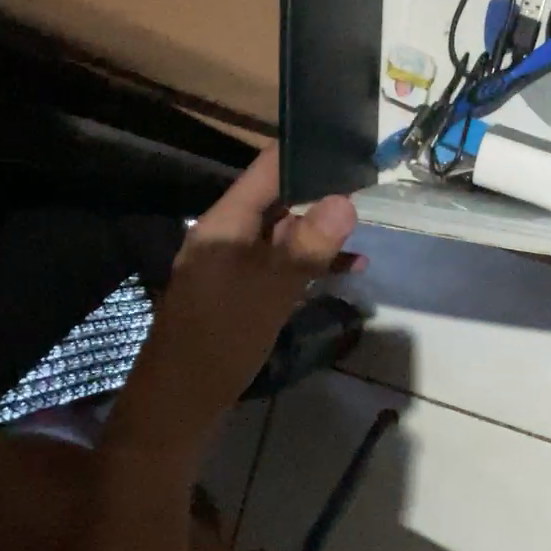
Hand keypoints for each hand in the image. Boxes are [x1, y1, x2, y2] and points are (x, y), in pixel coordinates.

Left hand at [105, 146, 359, 461]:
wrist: (180, 402)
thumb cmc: (221, 338)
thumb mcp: (271, 290)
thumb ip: (308, 245)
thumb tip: (346, 201)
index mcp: (225, 224)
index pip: (268, 171)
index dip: (306, 155)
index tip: (350, 148)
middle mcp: (228, 238)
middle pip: (278, 201)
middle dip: (321, 195)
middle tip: (370, 189)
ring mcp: (234, 268)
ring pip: (284, 236)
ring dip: (321, 233)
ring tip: (365, 230)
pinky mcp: (243, 295)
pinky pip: (282, 267)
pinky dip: (311, 265)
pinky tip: (346, 271)